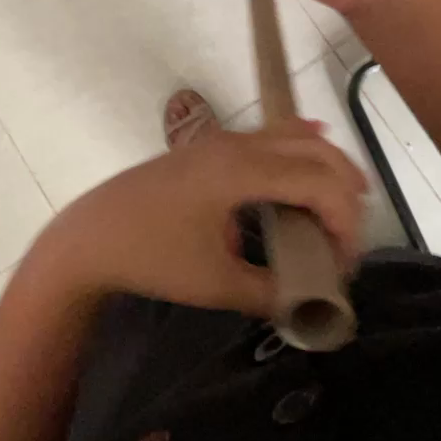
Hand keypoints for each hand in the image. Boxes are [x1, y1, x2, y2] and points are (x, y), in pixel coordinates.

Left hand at [30, 122, 366, 315]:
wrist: (91, 235)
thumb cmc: (150, 256)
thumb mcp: (215, 283)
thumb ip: (271, 292)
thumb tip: (312, 303)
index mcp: (239, 170)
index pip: (318, 180)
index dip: (344, 220)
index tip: (344, 263)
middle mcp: (236, 144)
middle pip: (315, 149)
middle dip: (345, 189)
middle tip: (350, 238)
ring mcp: (222, 141)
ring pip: (294, 137)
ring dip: (325, 168)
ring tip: (342, 211)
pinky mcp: (211, 148)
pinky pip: (270, 137)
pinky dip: (300, 150)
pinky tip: (311, 166)